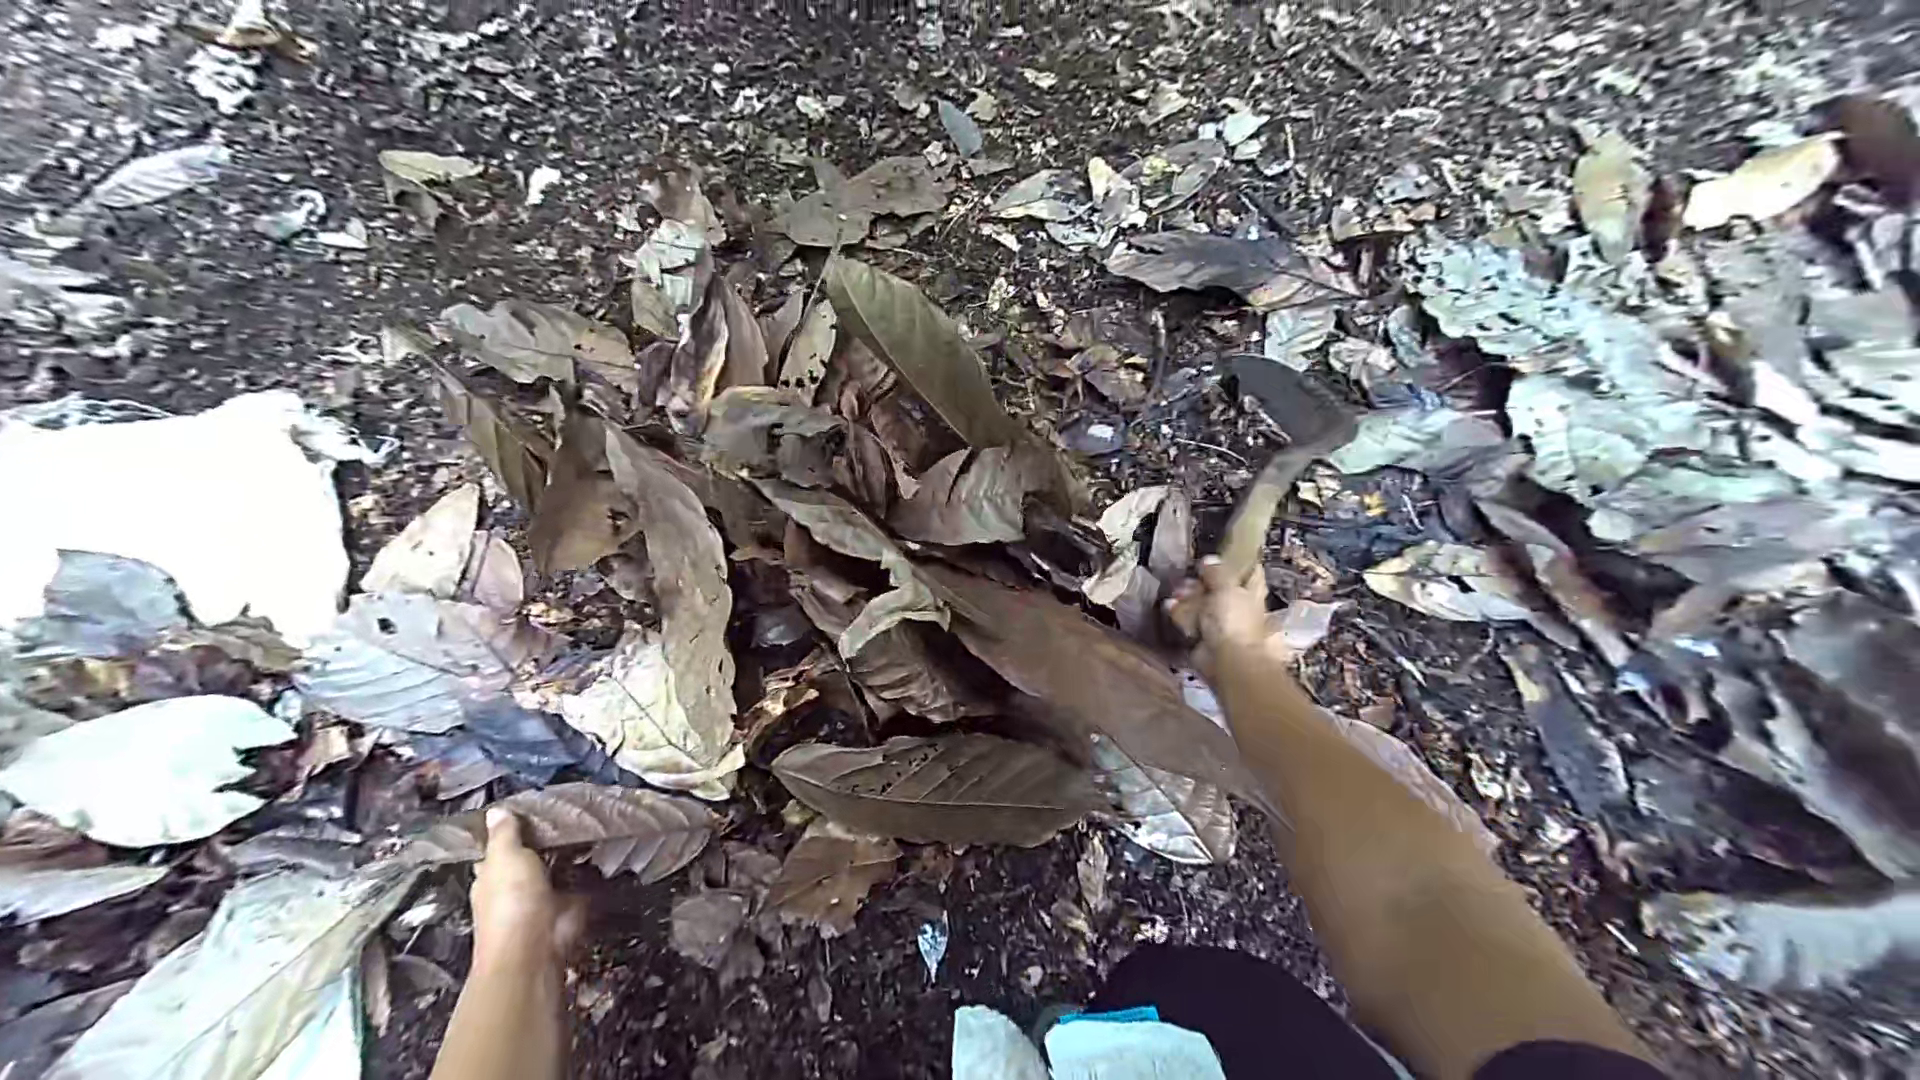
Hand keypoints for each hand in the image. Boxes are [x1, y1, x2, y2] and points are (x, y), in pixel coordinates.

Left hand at [469, 809, 581, 971]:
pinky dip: (591, 862)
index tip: (532, 802)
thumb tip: (495, 810)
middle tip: (571, 802)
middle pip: (532, 851)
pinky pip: (582, 875)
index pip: (497, 846)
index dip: (510, 827)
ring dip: (572, 846)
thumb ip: (505, 834)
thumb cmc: (511, 901)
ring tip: (592, 815)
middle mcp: (516, 883)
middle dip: (548, 834)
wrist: (537, 946)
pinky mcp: (570, 900)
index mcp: (492, 874)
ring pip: (558, 861)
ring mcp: (544, 892)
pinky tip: (605, 839)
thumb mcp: (504, 859)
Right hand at [1168, 556, 1274, 677]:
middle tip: (1188, 576)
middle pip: (1219, 588)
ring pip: (1200, 604)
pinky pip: (1188, 620)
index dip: (1237, 563)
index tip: (1220, 553)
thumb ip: (1217, 572)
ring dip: (1186, 597)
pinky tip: (1170, 606)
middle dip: (1201, 581)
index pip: (1250, 574)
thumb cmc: (1234, 620)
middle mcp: (1237, 608)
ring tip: (1175, 592)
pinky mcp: (1201, 636)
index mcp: (1251, 594)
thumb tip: (1209, 560)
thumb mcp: (1227, 587)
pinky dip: (1178, 614)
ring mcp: (1218, 623)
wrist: (1225, 658)